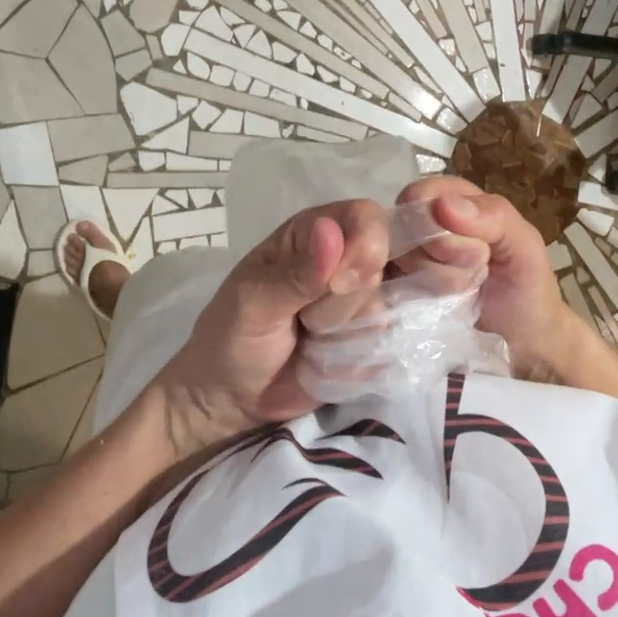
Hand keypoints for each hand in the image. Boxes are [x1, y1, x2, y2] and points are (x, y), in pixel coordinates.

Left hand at [150, 200, 390, 455]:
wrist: (231, 398)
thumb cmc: (231, 336)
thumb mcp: (254, 302)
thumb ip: (298, 273)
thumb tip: (331, 232)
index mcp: (316, 232)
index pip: (369, 218)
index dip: (368, 245)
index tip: (342, 282)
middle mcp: (346, 259)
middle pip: (385, 264)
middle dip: (348, 300)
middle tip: (307, 320)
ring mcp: (362, 300)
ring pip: (386, 308)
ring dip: (345, 333)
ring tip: (309, 338)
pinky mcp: (371, 339)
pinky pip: (386, 344)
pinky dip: (356, 358)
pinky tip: (325, 359)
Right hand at [394, 177, 584, 379]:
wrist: (522, 346)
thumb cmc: (526, 287)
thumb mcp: (524, 247)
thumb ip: (494, 217)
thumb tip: (444, 204)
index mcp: (453, 201)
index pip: (420, 196)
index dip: (438, 223)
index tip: (474, 253)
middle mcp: (421, 226)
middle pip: (403, 228)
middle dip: (438, 258)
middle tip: (470, 280)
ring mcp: (404, 261)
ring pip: (392, 260)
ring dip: (428, 283)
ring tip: (458, 297)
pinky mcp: (394, 295)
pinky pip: (380, 289)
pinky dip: (403, 301)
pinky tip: (430, 311)